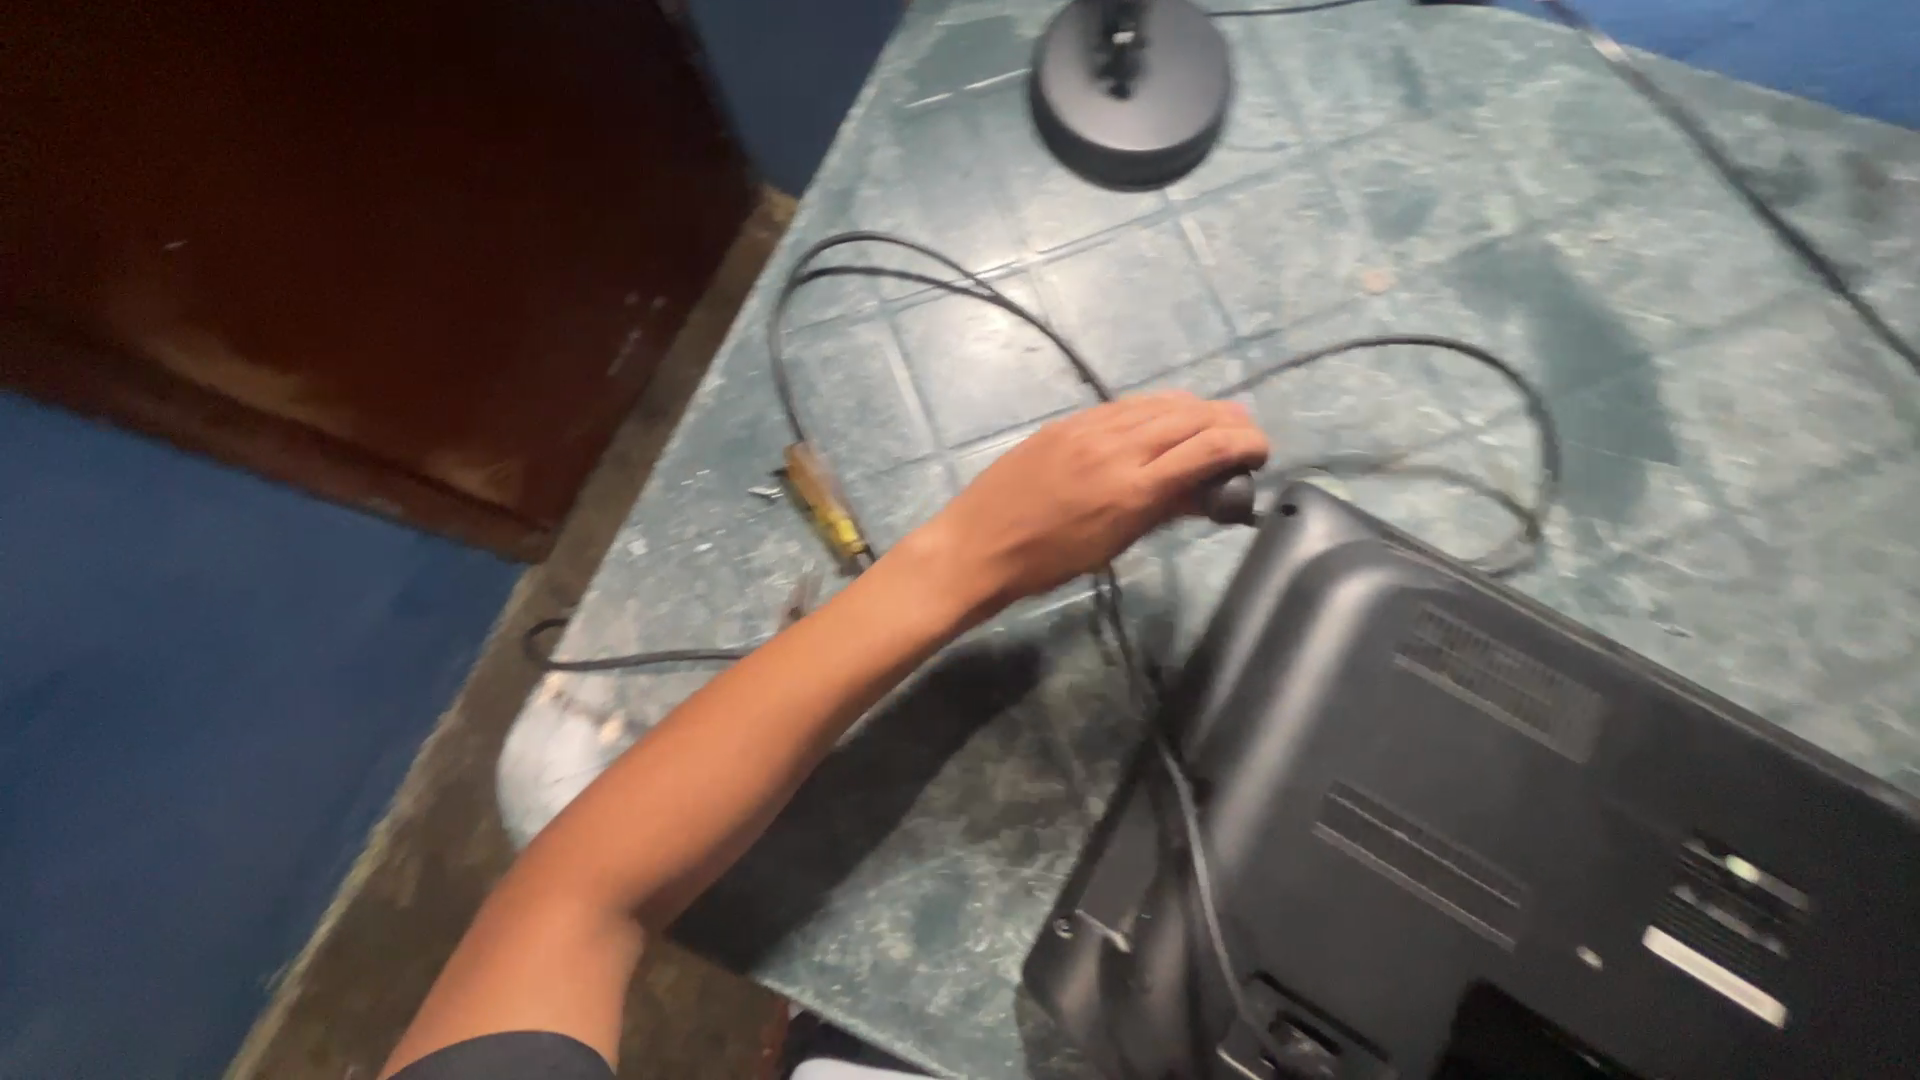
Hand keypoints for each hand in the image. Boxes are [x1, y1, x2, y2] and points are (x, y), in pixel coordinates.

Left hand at [895, 392, 1269, 617]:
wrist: (977, 544)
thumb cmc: (1047, 561)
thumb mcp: (1113, 544)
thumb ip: (1164, 510)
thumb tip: (1208, 491)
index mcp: (1133, 486)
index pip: (1208, 447)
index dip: (1246, 443)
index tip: (1262, 453)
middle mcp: (1117, 445)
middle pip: (1192, 415)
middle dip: (1230, 422)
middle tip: (1246, 437)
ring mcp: (1089, 427)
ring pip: (1160, 402)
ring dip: (1196, 410)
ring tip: (1212, 426)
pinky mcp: (1067, 422)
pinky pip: (1125, 405)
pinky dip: (1156, 409)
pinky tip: (1163, 422)